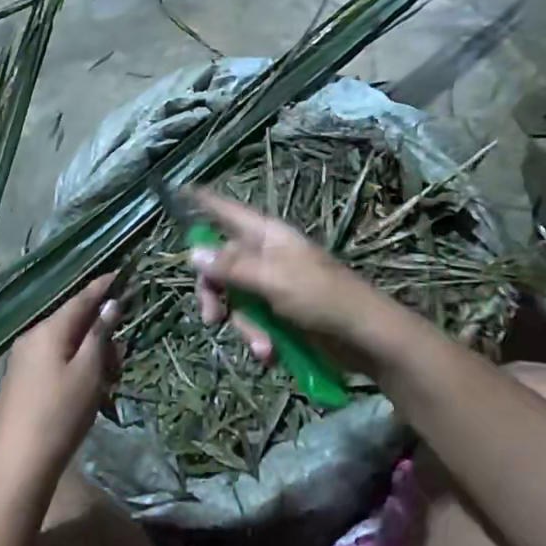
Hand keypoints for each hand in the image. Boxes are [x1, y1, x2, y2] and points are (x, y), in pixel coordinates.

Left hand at [0, 275, 122, 490]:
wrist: (16, 464)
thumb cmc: (59, 414)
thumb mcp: (88, 373)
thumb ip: (99, 335)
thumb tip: (109, 305)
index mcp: (48, 329)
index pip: (80, 298)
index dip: (102, 287)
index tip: (121, 275)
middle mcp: (32, 337)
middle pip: (74, 323)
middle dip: (100, 335)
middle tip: (119, 364)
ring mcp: (23, 360)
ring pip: (66, 345)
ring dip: (90, 356)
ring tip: (106, 386)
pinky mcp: (21, 381)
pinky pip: (55, 362)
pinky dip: (75, 369)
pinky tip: (86, 394)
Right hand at [189, 188, 420, 374]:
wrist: (367, 339)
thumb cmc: (323, 298)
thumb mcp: (273, 280)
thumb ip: (231, 267)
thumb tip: (192, 252)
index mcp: (267, 236)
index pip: (227, 211)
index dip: (204, 203)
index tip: (178, 191)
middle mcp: (265, 256)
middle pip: (220, 264)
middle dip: (216, 294)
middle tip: (213, 319)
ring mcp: (272, 285)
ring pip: (234, 298)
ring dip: (244, 326)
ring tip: (262, 348)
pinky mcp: (280, 313)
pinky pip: (253, 320)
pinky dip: (258, 337)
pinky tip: (270, 354)